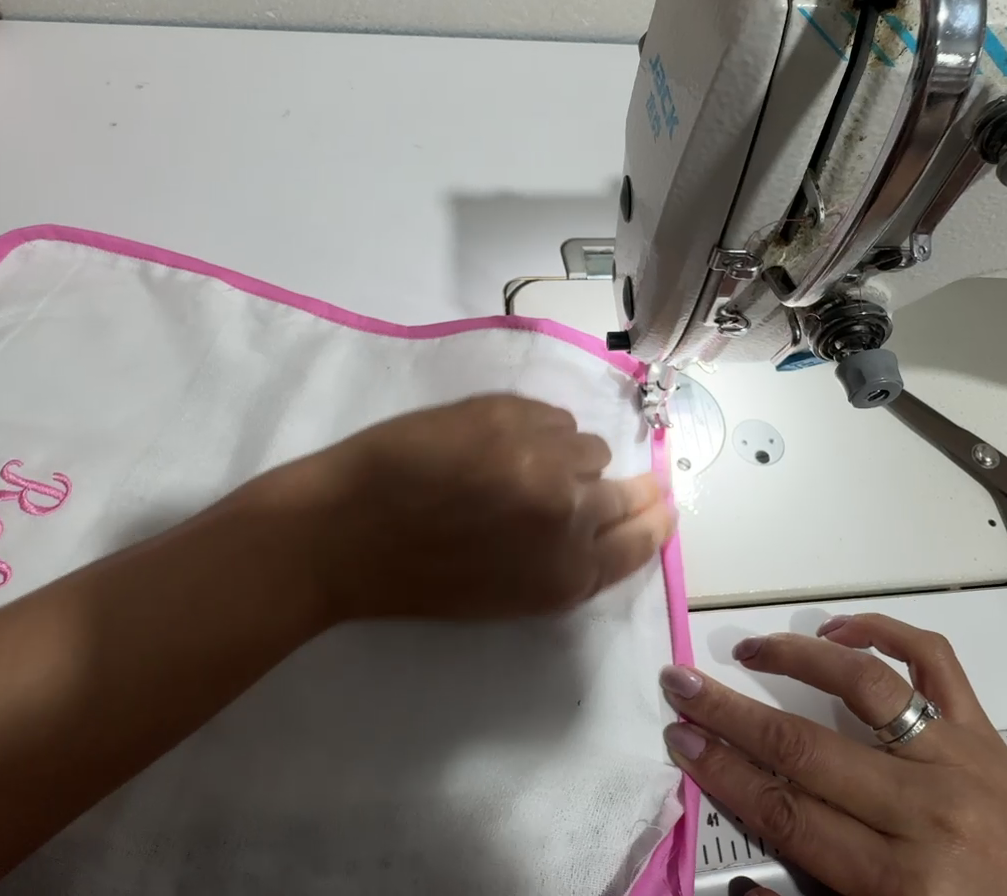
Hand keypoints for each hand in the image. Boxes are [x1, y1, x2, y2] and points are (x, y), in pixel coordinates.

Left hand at [268, 394, 674, 620]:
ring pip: (589, 447)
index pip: (639, 543)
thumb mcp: (507, 594)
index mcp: (564, 575)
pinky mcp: (512, 413)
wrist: (344, 532)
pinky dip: (538, 429)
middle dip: (633, 486)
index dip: (654, 522)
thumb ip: (564, 560)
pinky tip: (499, 444)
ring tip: (523, 466)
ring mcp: (542, 457)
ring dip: (568, 456)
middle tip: (632, 476)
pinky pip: (554, 417)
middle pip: (626, 492)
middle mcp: (568, 514)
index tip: (663, 504)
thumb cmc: (419, 577)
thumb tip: (601, 512)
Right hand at [660, 615, 1006, 895]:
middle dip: (730, 712)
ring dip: (795, 658)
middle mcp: (926, 810)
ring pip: (863, 685)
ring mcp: (962, 760)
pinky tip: (842, 630)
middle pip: (804, 745)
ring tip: (750, 649)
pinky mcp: (991, 736)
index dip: (724, 770)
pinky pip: (936, 664)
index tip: (681, 736)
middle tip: (681, 682)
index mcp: (901, 883)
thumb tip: (741, 888)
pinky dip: (884, 632)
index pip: (786, 809)